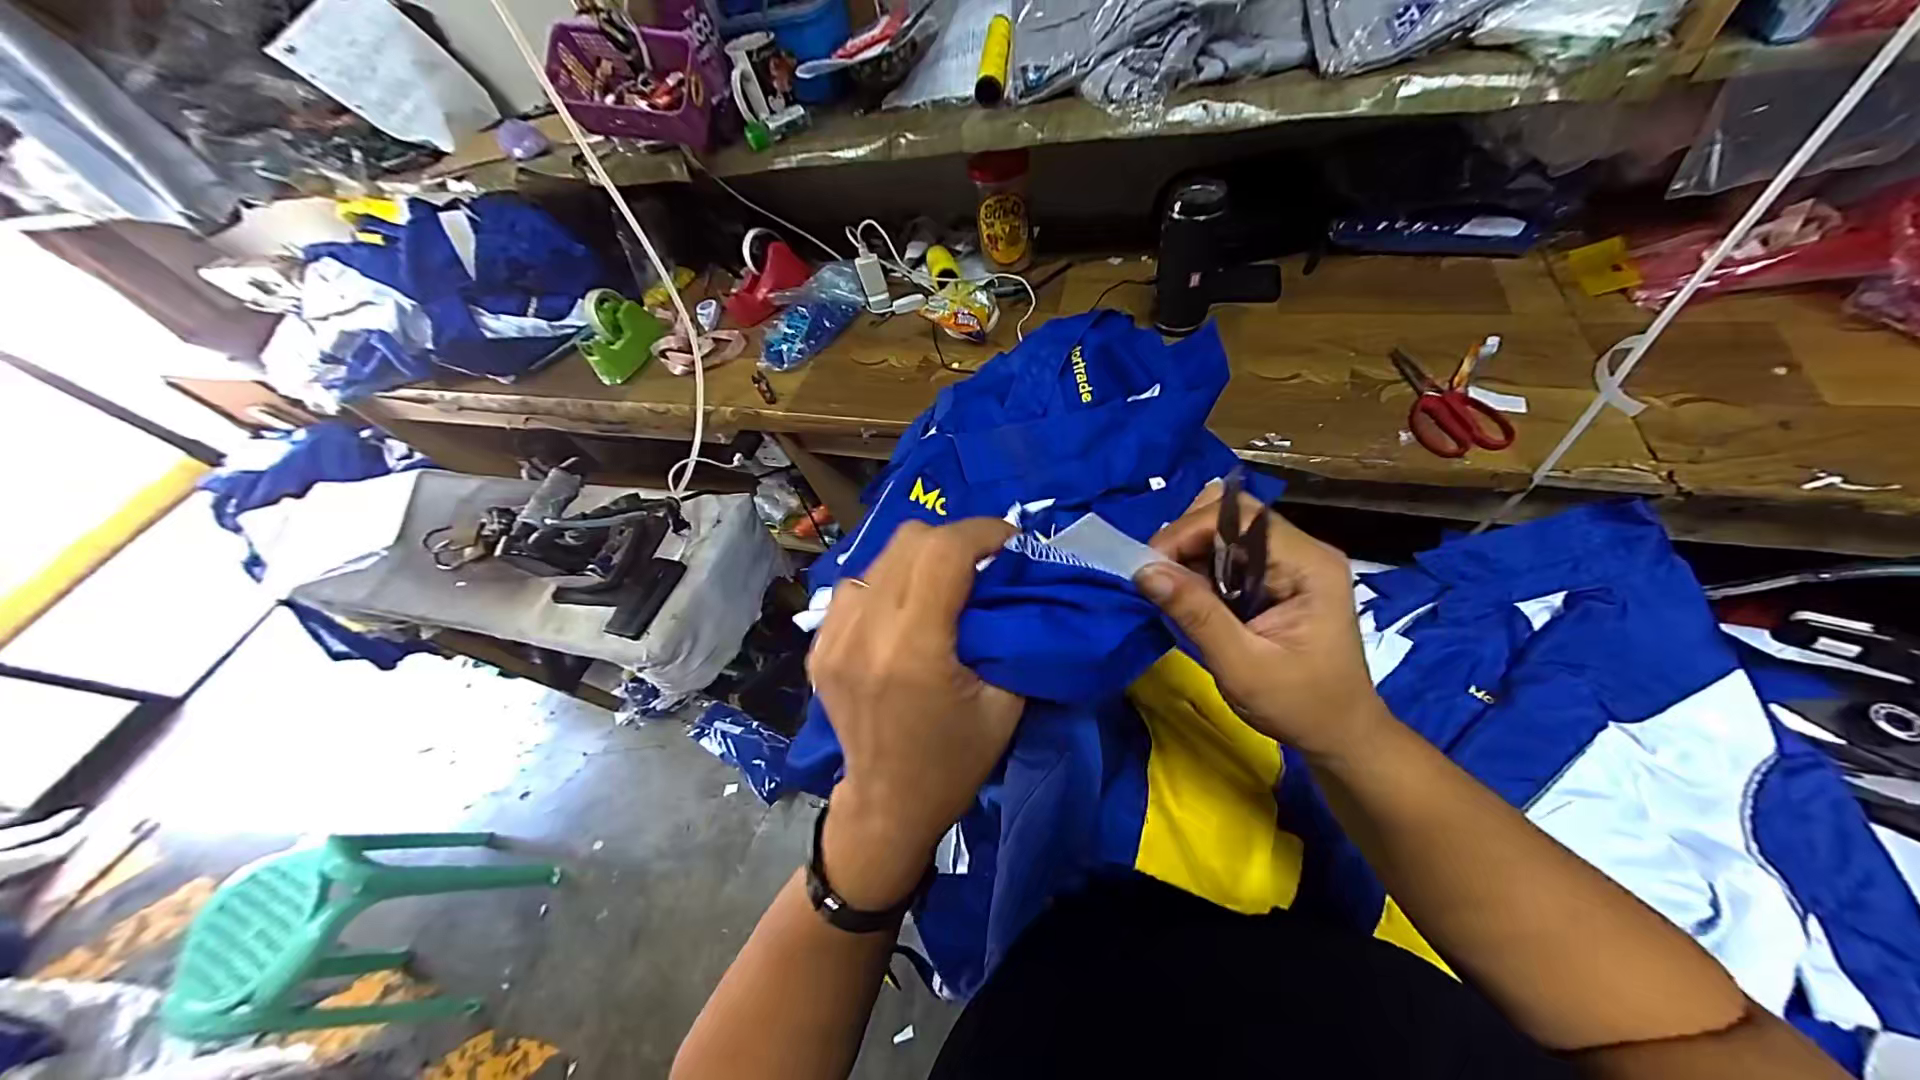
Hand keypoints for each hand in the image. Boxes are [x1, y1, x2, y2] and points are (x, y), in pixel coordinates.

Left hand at [808, 518, 1024, 909]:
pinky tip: (904, 609)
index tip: (1010, 542)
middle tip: (984, 562)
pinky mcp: (818, 646)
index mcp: (912, 649)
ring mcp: (833, 638)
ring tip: (945, 584)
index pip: (943, 551)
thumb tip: (1019, 583)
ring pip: (880, 557)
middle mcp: (864, 632)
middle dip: (955, 539)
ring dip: (920, 558)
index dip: (983, 531)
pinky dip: (887, 583)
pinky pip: (856, 586)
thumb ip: (1013, 636)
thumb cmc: (953, 761)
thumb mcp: (1005, 704)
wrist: (887, 805)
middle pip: (910, 541)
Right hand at [1133, 487, 1386, 759]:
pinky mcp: (1278, 577)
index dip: (1188, 531)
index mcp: (1309, 565)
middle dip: (1185, 540)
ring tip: (1172, 590)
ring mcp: (1292, 562)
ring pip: (1226, 532)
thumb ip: (1196, 615)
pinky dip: (1200, 569)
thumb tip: (1144, 570)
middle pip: (1231, 516)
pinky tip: (1191, 597)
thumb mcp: (1241, 667)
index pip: (1240, 517)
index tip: (1151, 566)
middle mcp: (1303, 551)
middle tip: (1158, 578)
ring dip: (1190, 555)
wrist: (1339, 735)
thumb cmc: (1299, 706)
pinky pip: (1229, 555)